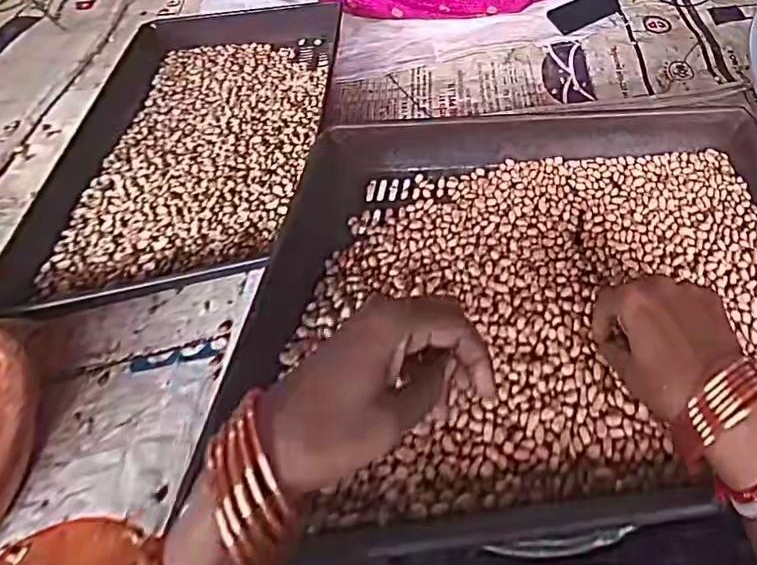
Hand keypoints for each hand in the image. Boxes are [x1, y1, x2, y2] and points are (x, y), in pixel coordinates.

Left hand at [263, 295, 495, 497]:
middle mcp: (383, 311)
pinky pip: (404, 339)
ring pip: (425, 328)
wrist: (269, 445)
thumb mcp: (393, 419)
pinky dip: (421, 362)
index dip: (478, 357)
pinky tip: (423, 398)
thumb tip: (451, 371)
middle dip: (462, 354)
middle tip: (470, 395)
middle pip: (443, 317)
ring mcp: (369, 322)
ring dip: (442, 361)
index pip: (456, 324)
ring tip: (444, 407)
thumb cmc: (329, 433)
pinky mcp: (359, 338)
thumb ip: (433, 387)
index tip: (487, 393)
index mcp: (394, 321)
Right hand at [590, 277, 743, 422]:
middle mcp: (658, 285)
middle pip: (633, 292)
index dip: (600, 322)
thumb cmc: (673, 387)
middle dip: (629, 314)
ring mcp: (686, 289)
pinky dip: (681, 312)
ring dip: (656, 311)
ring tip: (661, 341)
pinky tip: (684, 338)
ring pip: (661, 294)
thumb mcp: (629, 373)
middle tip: (631, 341)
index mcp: (632, 299)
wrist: (722, 396)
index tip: (604, 338)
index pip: (604, 301)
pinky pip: (686, 299)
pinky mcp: (710, 298)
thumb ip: (612, 348)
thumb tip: (611, 342)